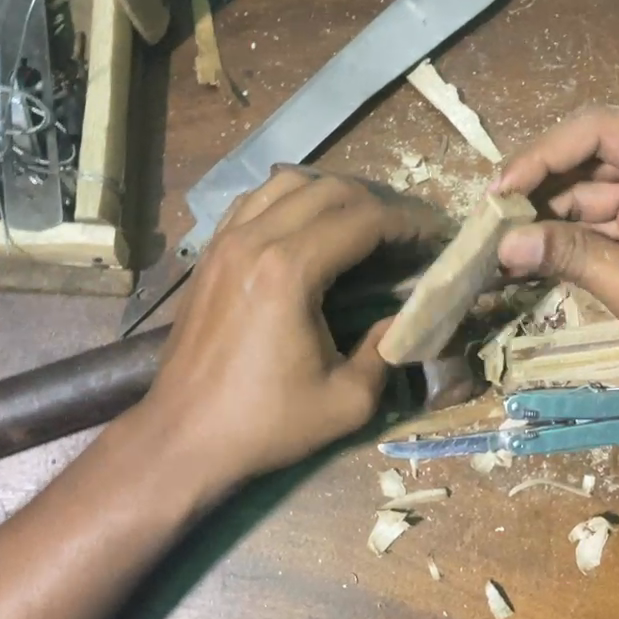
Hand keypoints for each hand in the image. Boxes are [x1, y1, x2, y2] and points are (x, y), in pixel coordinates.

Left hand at [126, 169, 445, 489]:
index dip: (407, 223)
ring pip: (288, 183)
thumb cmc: (267, 424)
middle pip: (329, 189)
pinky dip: (291, 202)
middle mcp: (254, 240)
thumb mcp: (347, 401)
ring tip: (362, 225)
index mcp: (289, 272)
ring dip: (333, 195)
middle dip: (378, 203)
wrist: (185, 436)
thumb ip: (385, 349)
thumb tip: (406, 318)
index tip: (433, 237)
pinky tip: (309, 229)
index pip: (363, 220)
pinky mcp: (209, 254)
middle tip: (406, 233)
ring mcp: (224, 241)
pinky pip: (255, 201)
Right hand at [493, 105, 618, 418]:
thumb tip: (502, 244)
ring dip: (546, 214)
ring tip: (497, 239)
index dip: (543, 155)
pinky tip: (527, 252)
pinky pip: (600, 221)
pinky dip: (566, 237)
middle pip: (592, 154)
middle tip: (490, 219)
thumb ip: (571, 255)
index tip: (498, 193)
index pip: (601, 130)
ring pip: (590, 189)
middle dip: (540, 185)